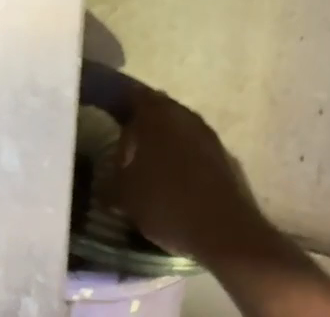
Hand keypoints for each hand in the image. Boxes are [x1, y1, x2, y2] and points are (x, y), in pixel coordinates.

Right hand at [104, 87, 273, 265]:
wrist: (227, 234)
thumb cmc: (167, 202)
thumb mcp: (126, 197)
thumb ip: (110, 186)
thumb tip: (103, 188)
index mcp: (155, 113)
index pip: (132, 96)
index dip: (118, 108)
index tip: (108, 124)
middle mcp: (183, 115)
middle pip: (158, 112)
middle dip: (142, 129)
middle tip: (127, 152)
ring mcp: (209, 136)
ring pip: (179, 131)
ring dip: (165, 145)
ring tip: (150, 171)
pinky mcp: (226, 160)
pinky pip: (196, 151)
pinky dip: (184, 161)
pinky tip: (175, 185)